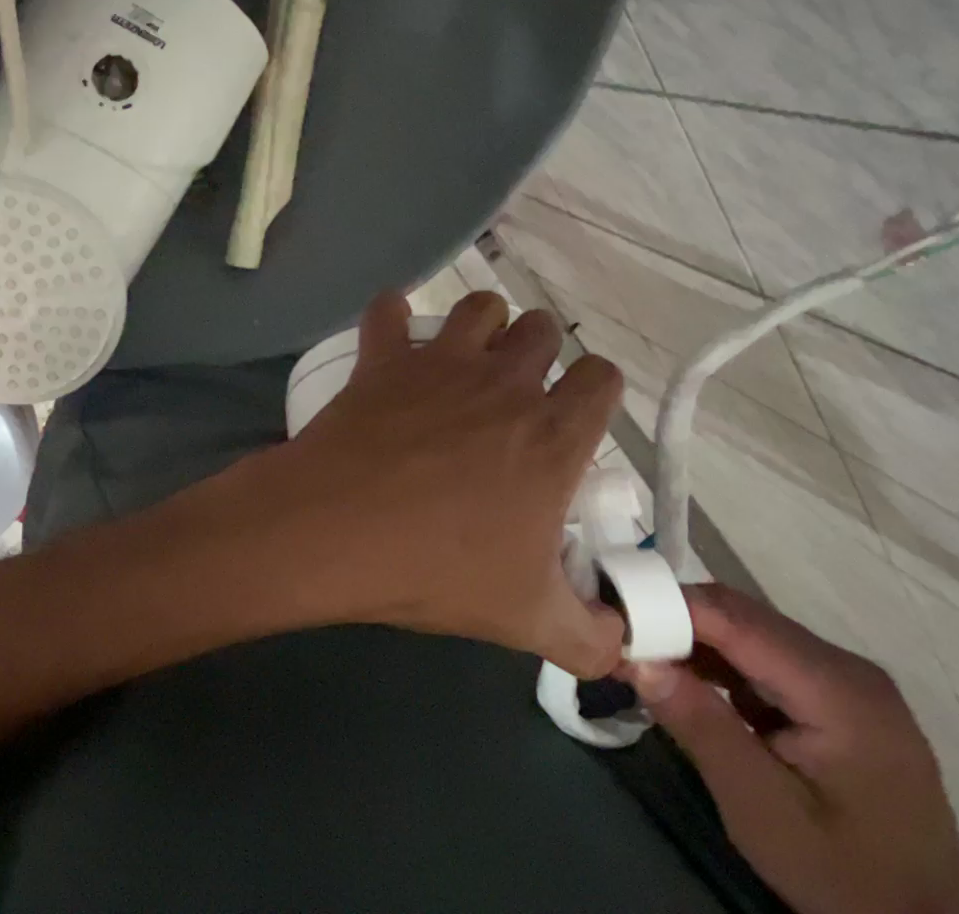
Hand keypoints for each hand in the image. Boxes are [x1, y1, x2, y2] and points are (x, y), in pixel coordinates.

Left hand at [223, 291, 626, 676]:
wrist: (333, 534)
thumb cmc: (436, 571)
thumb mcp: (527, 621)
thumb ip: (590, 637)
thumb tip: (626, 650)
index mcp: (552, 436)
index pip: (603, 379)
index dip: (593, 393)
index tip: (572, 422)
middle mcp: (504, 385)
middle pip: (542, 330)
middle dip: (538, 354)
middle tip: (513, 398)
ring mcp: (439, 364)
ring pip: (480, 307)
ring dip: (481, 325)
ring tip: (464, 362)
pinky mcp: (380, 361)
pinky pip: (387, 312)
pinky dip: (389, 317)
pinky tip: (389, 335)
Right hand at [623, 586, 958, 913]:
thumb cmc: (843, 872)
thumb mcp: (760, 808)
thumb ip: (702, 727)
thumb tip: (637, 660)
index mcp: (837, 689)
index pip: (735, 618)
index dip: (667, 606)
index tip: (607, 614)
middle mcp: (845, 669)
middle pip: (742, 617)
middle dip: (672, 620)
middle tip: (611, 638)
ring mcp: (843, 683)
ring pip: (748, 634)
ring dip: (689, 642)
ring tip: (633, 658)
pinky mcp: (834, 702)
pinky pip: (762, 661)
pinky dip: (715, 665)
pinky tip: (681, 683)